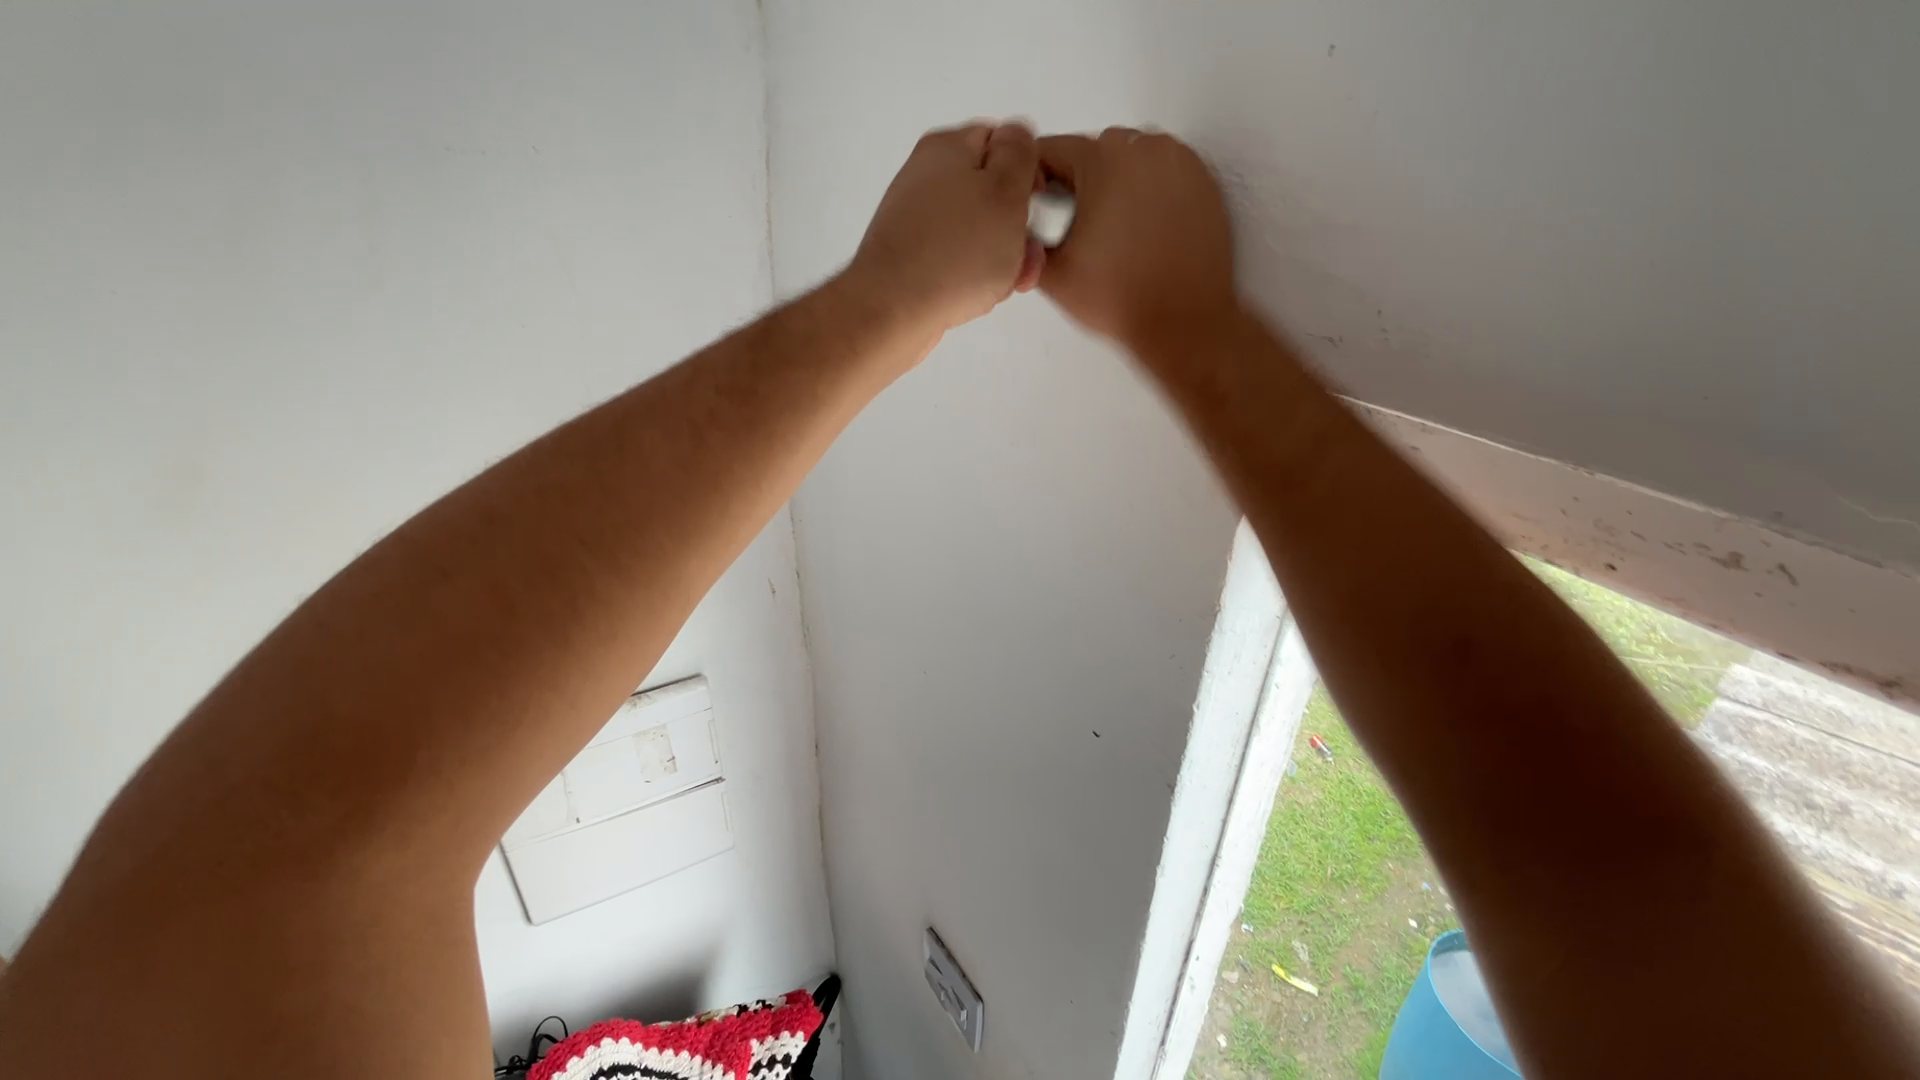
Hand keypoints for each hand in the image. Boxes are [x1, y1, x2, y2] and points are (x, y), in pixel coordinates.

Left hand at [846, 122, 1044, 333]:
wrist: (894, 309)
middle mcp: (926, 176)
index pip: (1004, 143)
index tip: (1037, 208)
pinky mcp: (910, 255)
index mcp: (948, 147)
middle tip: (1025, 256)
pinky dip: (972, 273)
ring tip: (1003, 281)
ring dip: (1000, 255)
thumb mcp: (1006, 191)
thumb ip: (1020, 153)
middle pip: (991, 192)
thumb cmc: (957, 251)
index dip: (1028, 175)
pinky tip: (978, 294)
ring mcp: (915, 218)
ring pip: (977, 230)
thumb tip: (1016, 137)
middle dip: (1016, 226)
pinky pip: (955, 257)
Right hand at [1035, 128, 1238, 351]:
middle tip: (1076, 223)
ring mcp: (1180, 162)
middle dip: (1080, 178)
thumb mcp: (1053, 274)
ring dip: (1116, 179)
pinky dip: (1149, 188)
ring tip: (1111, 225)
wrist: (1183, 322)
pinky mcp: (1204, 181)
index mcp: (1102, 161)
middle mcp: (1145, 149)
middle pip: (1094, 149)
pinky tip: (1141, 226)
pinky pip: (1165, 171)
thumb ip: (1025, 238)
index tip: (1037, 208)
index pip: (1051, 149)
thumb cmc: (1119, 299)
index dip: (1035, 179)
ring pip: (1132, 155)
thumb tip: (1017, 226)